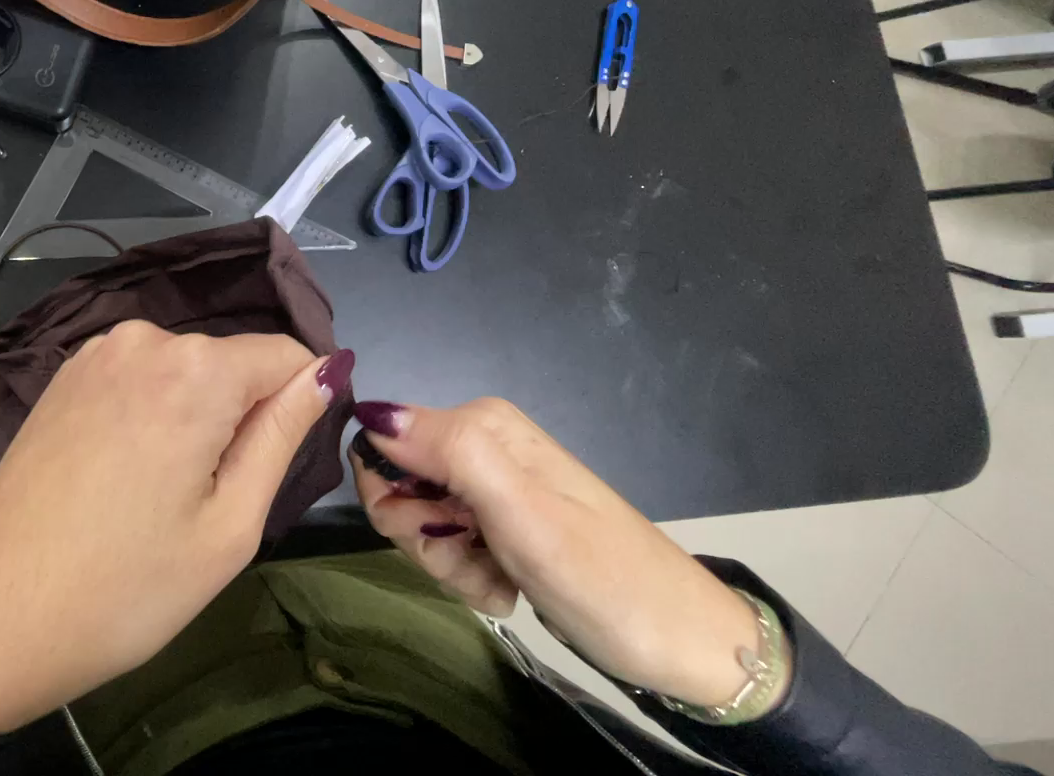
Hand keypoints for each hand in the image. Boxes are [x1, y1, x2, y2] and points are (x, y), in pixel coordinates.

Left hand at [0, 322, 346, 732]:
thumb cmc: (128, 587)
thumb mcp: (230, 523)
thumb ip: (283, 433)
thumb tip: (327, 373)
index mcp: (192, 368)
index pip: (285, 353)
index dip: (301, 402)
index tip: (282, 460)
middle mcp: (141, 338)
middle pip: (230, 360)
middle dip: (242, 412)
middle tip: (215, 493)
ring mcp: (94, 352)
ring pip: (184, 368)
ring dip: (196, 413)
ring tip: (166, 488)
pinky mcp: (64, 374)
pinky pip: (139, 375)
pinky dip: (152, 410)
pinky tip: (129, 469)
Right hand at [349, 398, 775, 709]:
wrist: (683, 643)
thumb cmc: (603, 577)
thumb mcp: (522, 513)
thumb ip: (450, 453)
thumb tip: (371, 410)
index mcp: (479, 424)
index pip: (380, 441)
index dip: (391, 495)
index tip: (433, 531)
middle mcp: (477, 443)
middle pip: (395, 484)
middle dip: (421, 535)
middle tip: (470, 559)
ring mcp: (486, 484)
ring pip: (416, 519)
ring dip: (445, 561)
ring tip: (495, 581)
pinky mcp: (494, 520)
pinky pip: (444, 542)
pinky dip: (463, 573)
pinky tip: (501, 587)